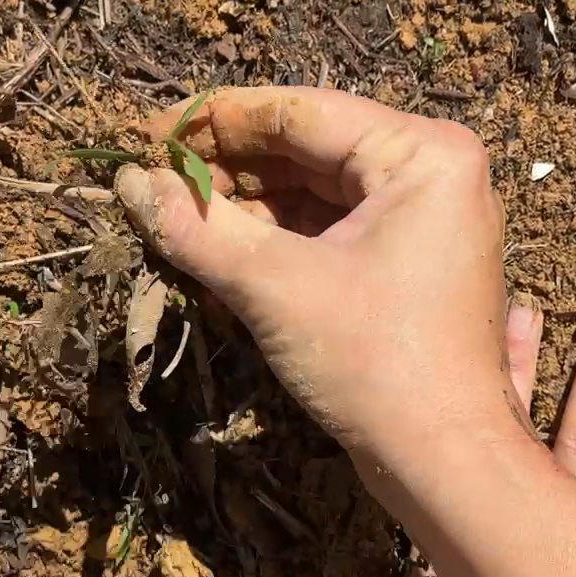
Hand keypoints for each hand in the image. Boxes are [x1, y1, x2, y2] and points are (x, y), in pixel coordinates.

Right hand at [113, 88, 517, 467]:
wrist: (444, 464)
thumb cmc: (376, 368)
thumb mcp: (278, 288)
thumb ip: (201, 228)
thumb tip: (131, 184)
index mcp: (424, 157)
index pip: (300, 112)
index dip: (216, 122)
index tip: (150, 139)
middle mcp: (434, 182)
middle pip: (310, 155)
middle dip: (232, 177)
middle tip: (159, 191)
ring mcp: (427, 232)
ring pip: (319, 204)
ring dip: (251, 219)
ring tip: (183, 232)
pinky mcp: (412, 277)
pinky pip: (336, 243)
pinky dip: (283, 253)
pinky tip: (228, 263)